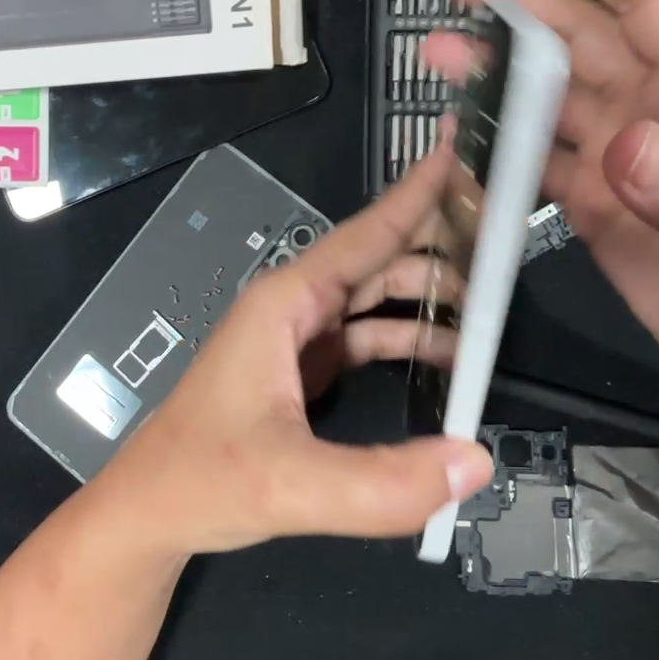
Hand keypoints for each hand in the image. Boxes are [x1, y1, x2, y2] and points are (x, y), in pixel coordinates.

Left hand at [88, 149, 494, 557]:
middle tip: (505, 243)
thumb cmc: (202, 479)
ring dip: (430, 299)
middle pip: (378, 259)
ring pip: (376, 298)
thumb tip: (474, 462)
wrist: (153, 509)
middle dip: (439, 246)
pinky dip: (409, 339)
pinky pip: (368, 337)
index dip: (417, 194)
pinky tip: (448, 360)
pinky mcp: (305, 368)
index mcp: (285, 304)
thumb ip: (381, 484)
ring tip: (493, 310)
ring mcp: (299, 336)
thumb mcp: (289, 485)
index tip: (461, 150)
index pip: (365, 235)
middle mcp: (293, 306)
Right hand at [432, 0, 658, 405]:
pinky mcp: (592, 207)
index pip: (649, 4)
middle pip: (578, 41)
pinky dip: (493, 146)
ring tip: (436, 51)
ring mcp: (618, 162)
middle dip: (519, 4)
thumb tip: (624, 145)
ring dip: (493, 72)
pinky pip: (533, 162)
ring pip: (545, 98)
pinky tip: (455, 133)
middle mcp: (655, 115)